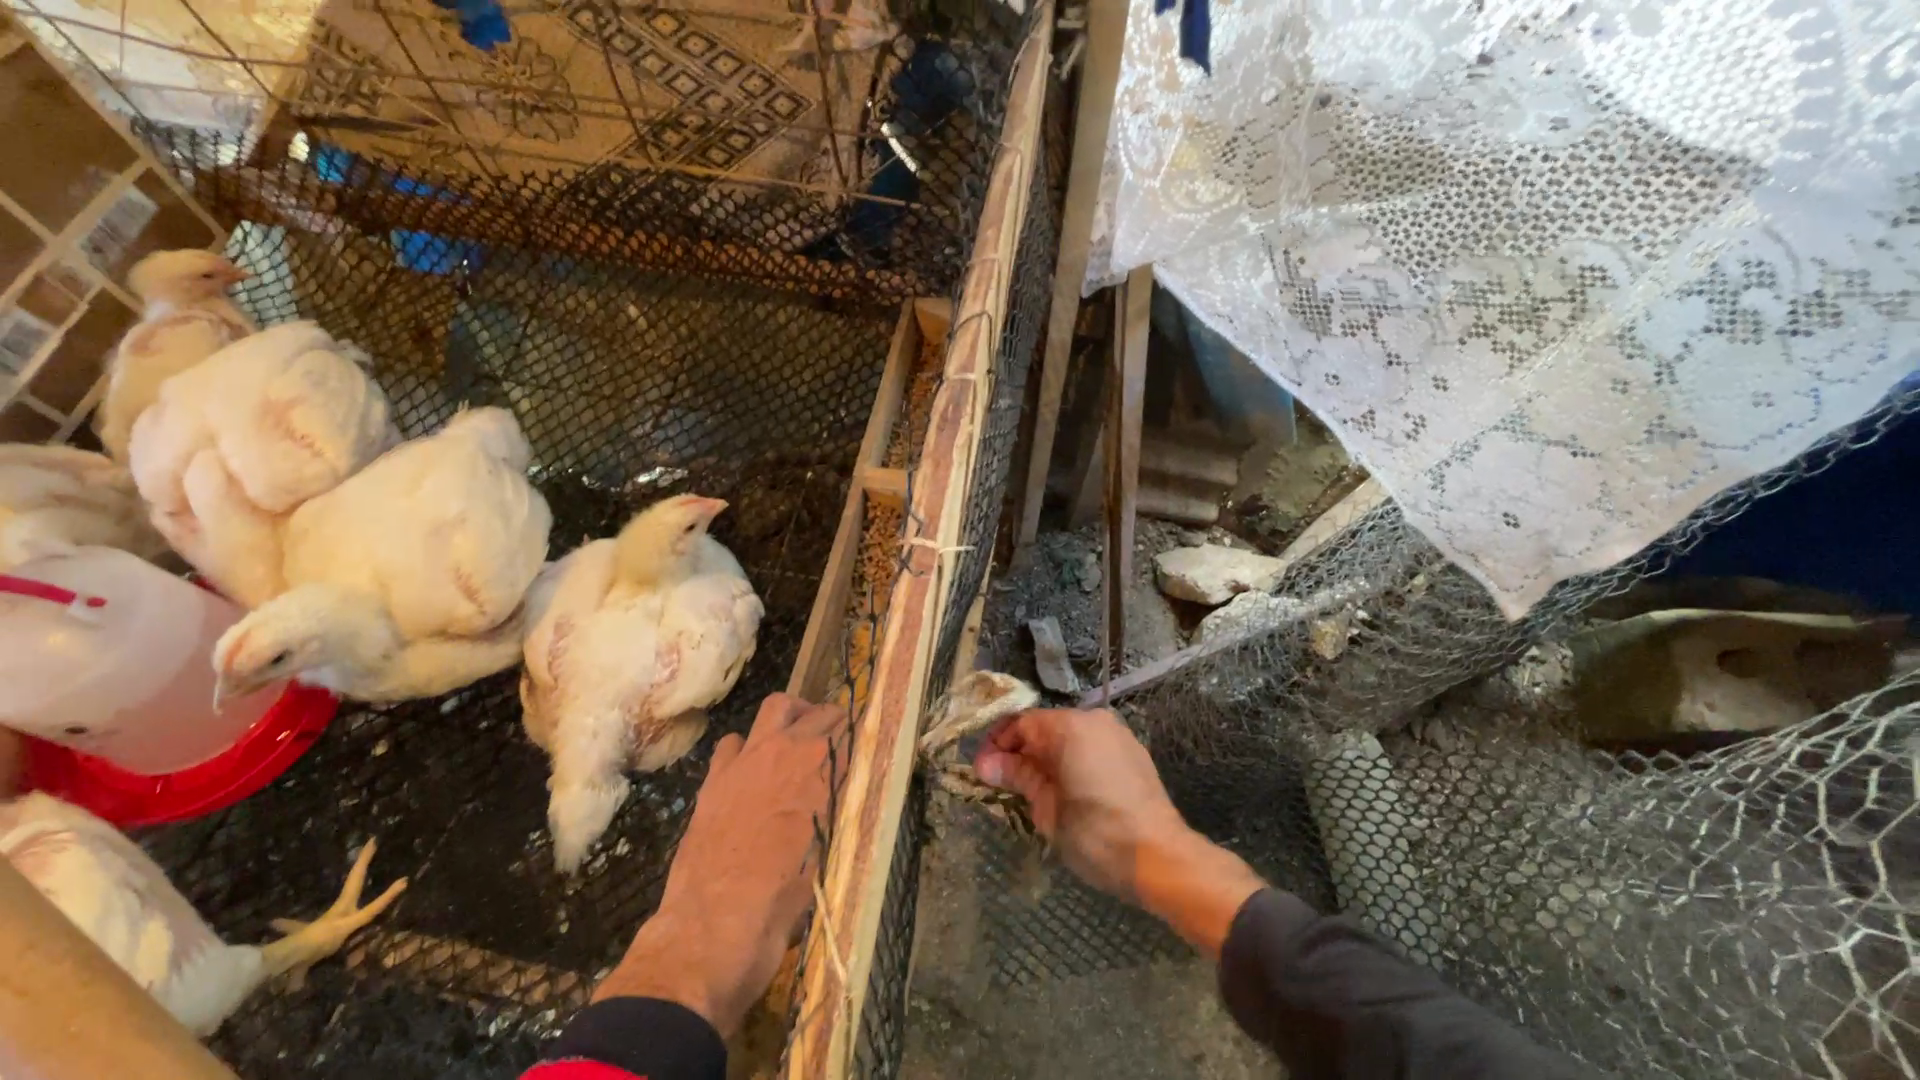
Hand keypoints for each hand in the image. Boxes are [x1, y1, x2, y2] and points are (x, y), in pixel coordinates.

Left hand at [593, 694, 847, 1034]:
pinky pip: (733, 742)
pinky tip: (753, 770)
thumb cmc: (780, 905)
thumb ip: (837, 814)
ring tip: (800, 740)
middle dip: (833, 720)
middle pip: (817, 713)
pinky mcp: (714, 778)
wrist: (710, 931)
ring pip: (776, 708)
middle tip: (841, 739)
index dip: (863, 734)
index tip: (872, 740)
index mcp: (821, 774)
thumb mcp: (825, 859)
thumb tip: (847, 791)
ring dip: (793, 718)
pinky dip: (748, 747)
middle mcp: (785, 755)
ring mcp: (745, 762)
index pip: (851, 731)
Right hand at [974, 708, 1263, 955]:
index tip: (981, 772)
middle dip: (1020, 754)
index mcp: (1070, 727)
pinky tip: (1064, 793)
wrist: (1160, 859)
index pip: (1020, 723)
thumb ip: (1018, 778)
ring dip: (1045, 760)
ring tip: (1030, 793)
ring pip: (1068, 739)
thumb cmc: (1096, 834)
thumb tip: (986, 764)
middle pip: (1044, 728)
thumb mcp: (1048, 809)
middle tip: (1000, 785)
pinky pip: (1090, 749)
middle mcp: (1095, 721)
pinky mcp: (1133, 755)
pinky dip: (1071, 764)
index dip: (996, 745)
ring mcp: (1117, 736)